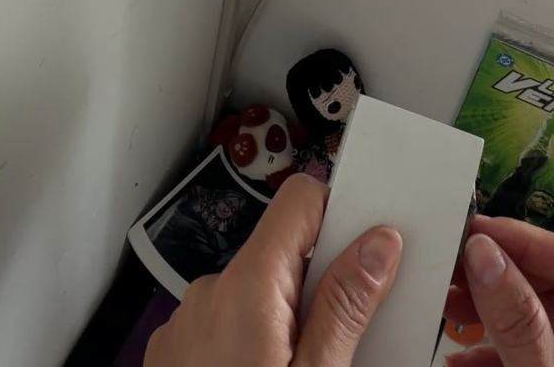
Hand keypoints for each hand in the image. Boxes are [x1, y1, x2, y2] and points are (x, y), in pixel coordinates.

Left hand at [145, 174, 403, 366]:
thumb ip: (346, 308)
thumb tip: (379, 242)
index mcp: (247, 286)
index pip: (300, 201)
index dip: (339, 213)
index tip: (371, 245)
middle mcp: (209, 292)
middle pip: (281, 252)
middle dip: (321, 282)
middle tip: (349, 338)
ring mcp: (186, 323)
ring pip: (256, 293)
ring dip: (286, 318)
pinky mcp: (174, 353)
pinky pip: (226, 323)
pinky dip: (252, 341)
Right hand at [444, 216, 553, 366]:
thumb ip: (521, 324)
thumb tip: (484, 253)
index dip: (525, 239)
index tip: (475, 229)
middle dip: (498, 278)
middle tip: (450, 266)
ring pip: (543, 326)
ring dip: (490, 316)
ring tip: (446, 308)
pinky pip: (539, 358)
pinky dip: (499, 354)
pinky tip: (462, 357)